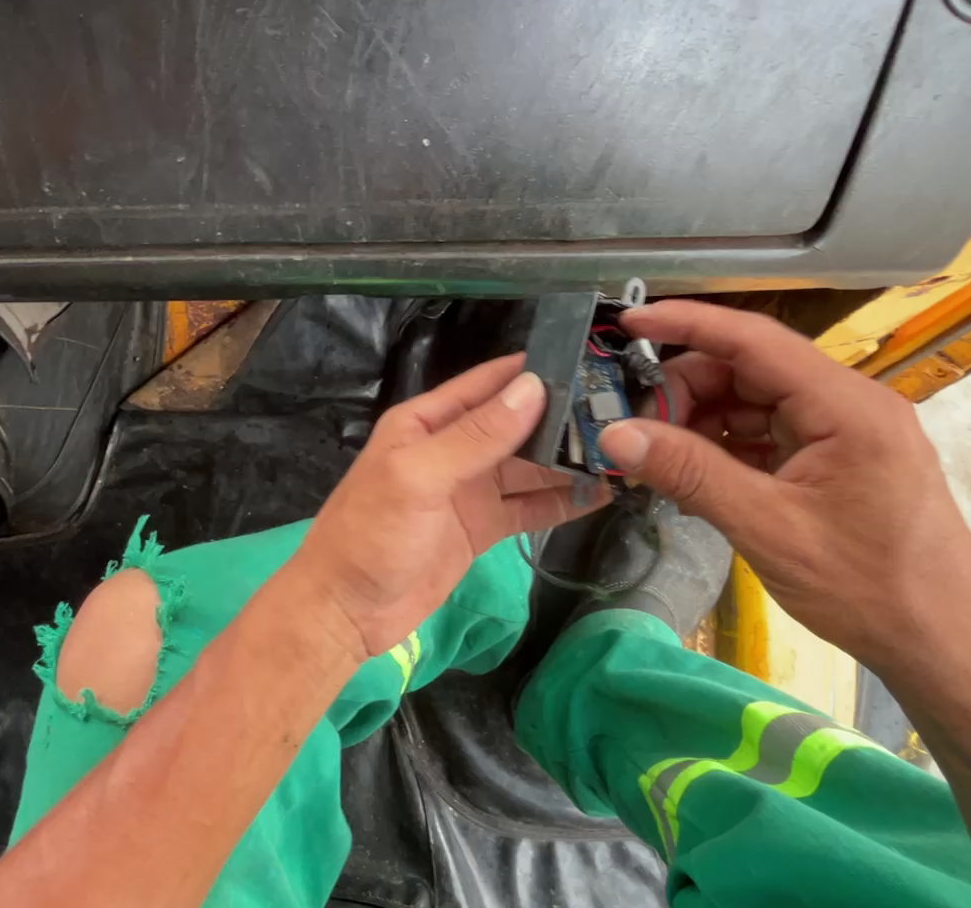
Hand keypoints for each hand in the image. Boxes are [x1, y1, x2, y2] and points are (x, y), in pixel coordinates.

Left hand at [291, 354, 602, 658]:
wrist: (346, 611)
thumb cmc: (371, 534)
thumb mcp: (419, 477)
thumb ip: (475, 436)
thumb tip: (532, 388)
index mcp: (425, 423)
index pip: (485, 384)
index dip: (531, 372)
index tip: (587, 360)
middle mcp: (450, 449)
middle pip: (514, 425)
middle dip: (561, 418)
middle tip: (623, 412)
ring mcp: (468, 490)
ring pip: (527, 466)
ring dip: (567, 460)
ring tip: (623, 452)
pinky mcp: (482, 527)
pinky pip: (529, 507)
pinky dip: (562, 500)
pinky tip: (601, 494)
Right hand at [595, 300, 970, 675]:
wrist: (949, 651)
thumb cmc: (870, 589)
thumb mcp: (767, 528)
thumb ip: (689, 473)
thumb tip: (614, 435)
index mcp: (846, 406)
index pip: (753, 339)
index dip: (686, 322)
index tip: (629, 321)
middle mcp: (847, 405)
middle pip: (747, 370)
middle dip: (685, 391)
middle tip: (639, 432)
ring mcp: (843, 433)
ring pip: (751, 402)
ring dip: (700, 422)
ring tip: (662, 460)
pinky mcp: (836, 461)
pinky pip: (765, 434)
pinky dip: (723, 447)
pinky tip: (695, 476)